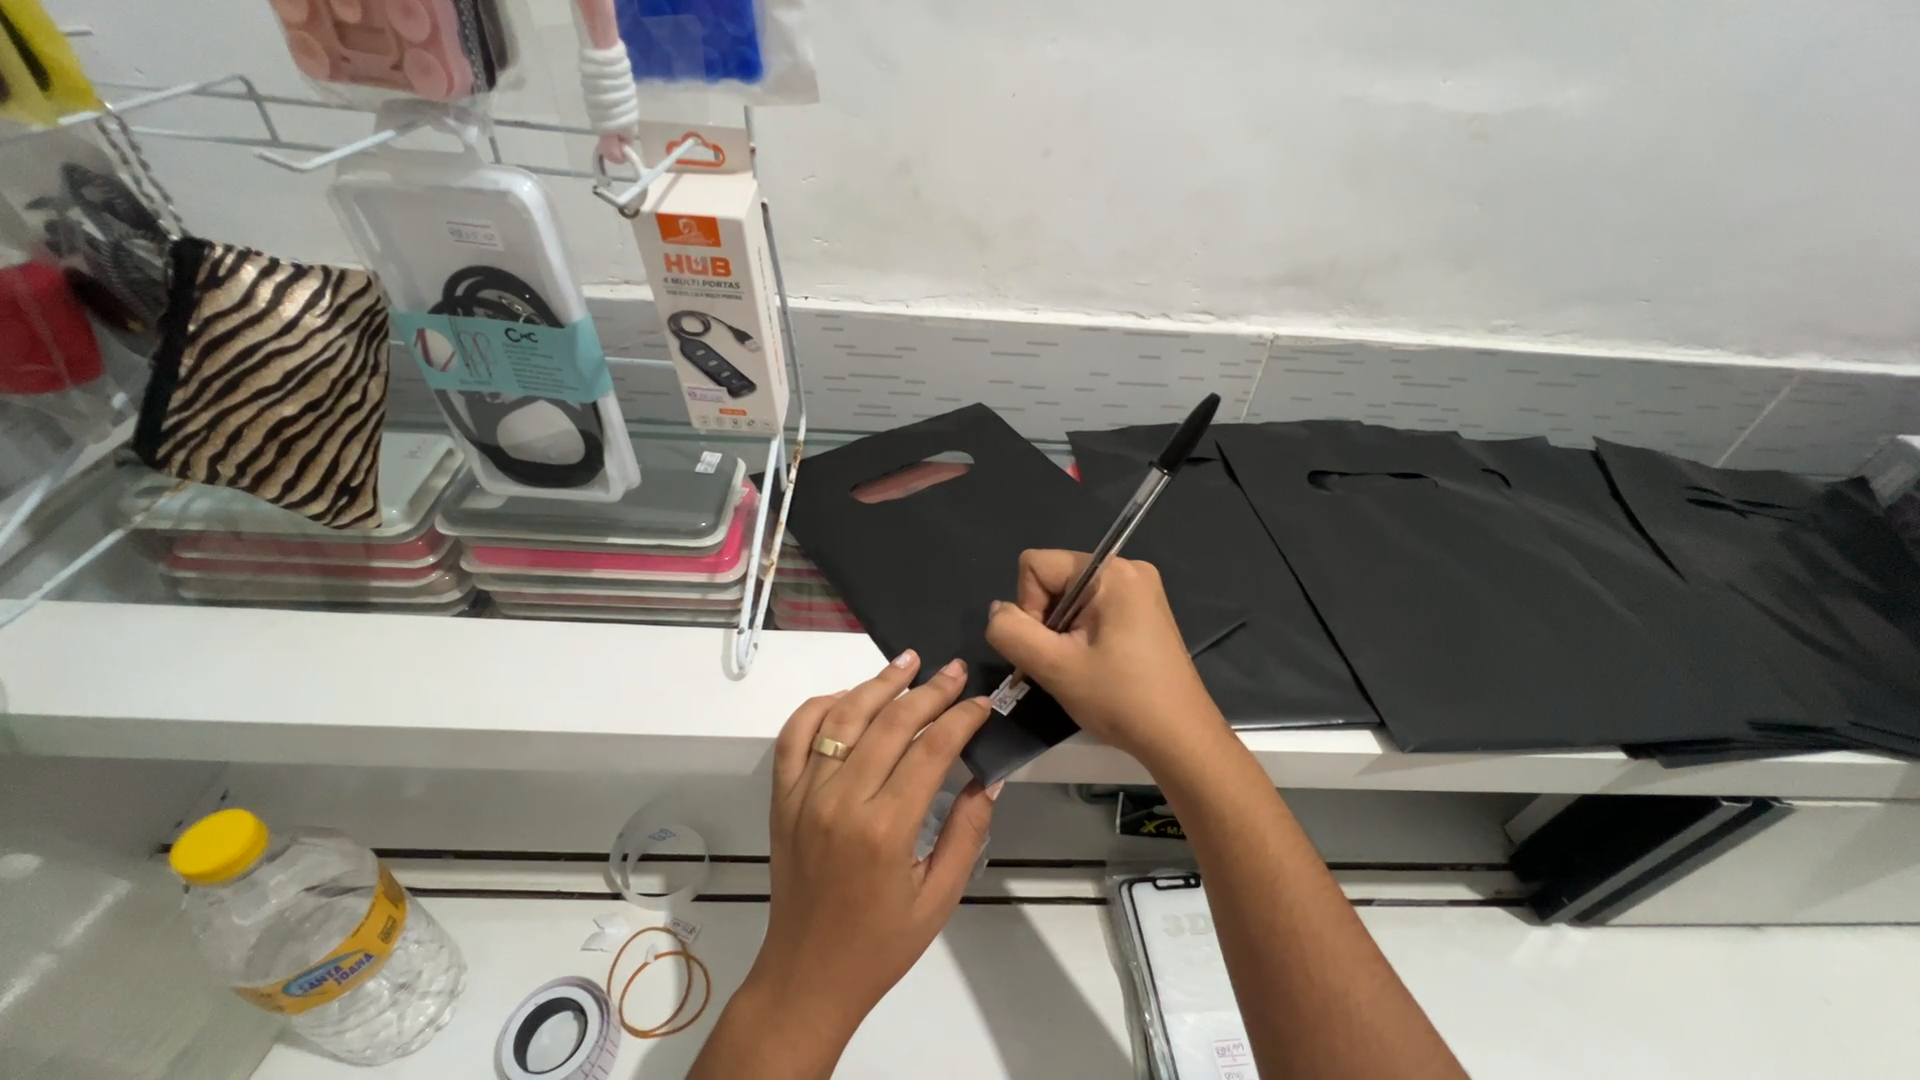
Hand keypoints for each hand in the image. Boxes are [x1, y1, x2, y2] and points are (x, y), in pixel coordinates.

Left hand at [755, 652, 998, 1030]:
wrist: (807, 975)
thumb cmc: (881, 944)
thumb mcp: (939, 897)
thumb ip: (966, 832)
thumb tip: (988, 778)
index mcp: (885, 829)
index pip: (930, 750)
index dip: (962, 719)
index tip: (983, 703)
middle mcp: (840, 801)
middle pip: (890, 723)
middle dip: (930, 691)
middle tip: (955, 671)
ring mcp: (804, 795)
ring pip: (842, 717)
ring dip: (878, 684)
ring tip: (908, 662)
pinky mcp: (781, 798)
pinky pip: (794, 736)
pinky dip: (819, 707)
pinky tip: (848, 695)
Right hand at [985, 549, 1226, 762]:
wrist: (1179, 738)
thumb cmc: (1120, 699)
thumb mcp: (1054, 666)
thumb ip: (1011, 632)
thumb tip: (999, 612)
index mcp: (1111, 571)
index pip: (1036, 565)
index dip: (1028, 606)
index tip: (1049, 647)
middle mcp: (1128, 570)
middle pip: (1054, 579)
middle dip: (1046, 622)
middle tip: (1063, 664)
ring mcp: (1140, 592)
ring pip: (1070, 598)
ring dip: (1062, 633)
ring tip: (1079, 669)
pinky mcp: (1144, 614)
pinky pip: (1093, 610)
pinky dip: (1082, 636)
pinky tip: (1094, 666)